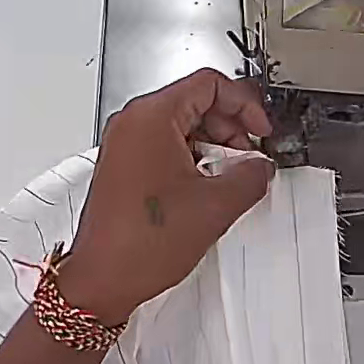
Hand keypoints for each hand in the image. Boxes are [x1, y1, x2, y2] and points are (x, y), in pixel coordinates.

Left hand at [57, 69, 275, 324]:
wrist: (103, 279)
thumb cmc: (141, 243)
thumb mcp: (216, 205)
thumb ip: (251, 175)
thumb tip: (261, 166)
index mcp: (152, 117)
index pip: (209, 84)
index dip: (245, 104)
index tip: (260, 129)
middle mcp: (133, 123)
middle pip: (196, 101)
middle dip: (231, 126)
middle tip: (249, 155)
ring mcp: (125, 143)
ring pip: (183, 124)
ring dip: (214, 145)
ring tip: (231, 176)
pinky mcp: (125, 165)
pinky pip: (167, 145)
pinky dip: (194, 158)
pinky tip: (208, 187)